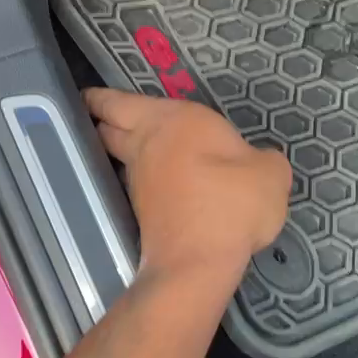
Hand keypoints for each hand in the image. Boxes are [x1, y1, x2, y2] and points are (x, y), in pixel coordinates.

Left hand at [84, 88, 290, 277]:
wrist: (198, 261)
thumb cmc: (231, 202)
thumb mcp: (270, 172)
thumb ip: (261, 159)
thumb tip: (253, 163)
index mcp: (170, 120)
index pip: (119, 102)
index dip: (100, 98)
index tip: (87, 96)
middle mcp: (145, 145)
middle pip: (110, 127)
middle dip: (102, 119)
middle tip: (99, 115)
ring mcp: (138, 181)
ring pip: (120, 157)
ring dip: (121, 150)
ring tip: (132, 145)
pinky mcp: (139, 212)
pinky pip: (135, 185)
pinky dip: (141, 179)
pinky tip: (158, 182)